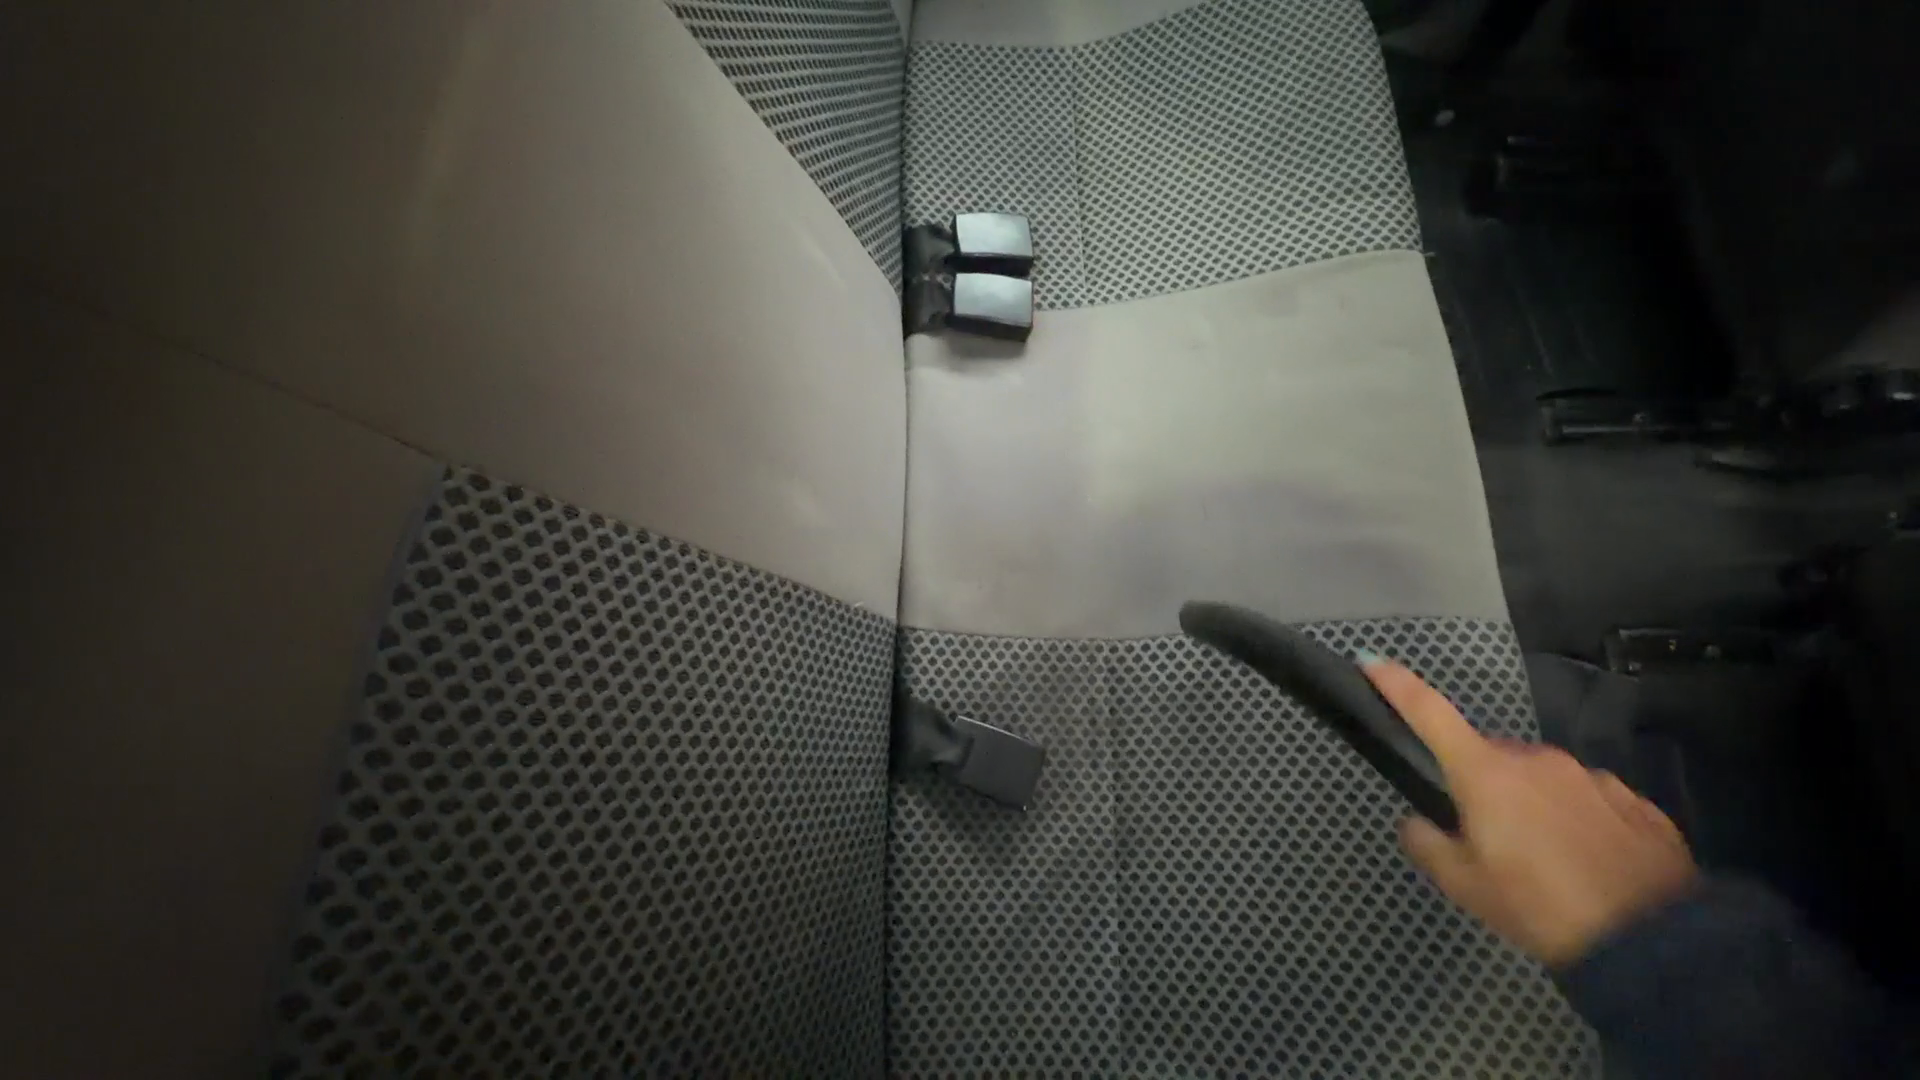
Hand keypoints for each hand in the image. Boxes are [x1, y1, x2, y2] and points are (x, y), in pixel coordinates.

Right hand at [1364, 658, 1699, 968]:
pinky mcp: (1635, 802)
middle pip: (1489, 758)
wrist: (1658, 946)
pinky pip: (1588, 800)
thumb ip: (1427, 844)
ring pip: (1541, 778)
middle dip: (1481, 784)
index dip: (1396, 684)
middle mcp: (1535, 759)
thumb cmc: (1540, 907)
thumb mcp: (1464, 886)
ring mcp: (1590, 776)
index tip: (1371, 660)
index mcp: (1485, 772)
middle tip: (1487, 839)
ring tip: (1546, 860)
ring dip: (1532, 804)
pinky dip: (1577, 820)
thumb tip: (1418, 821)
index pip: (1429, 713)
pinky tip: (1589, 862)